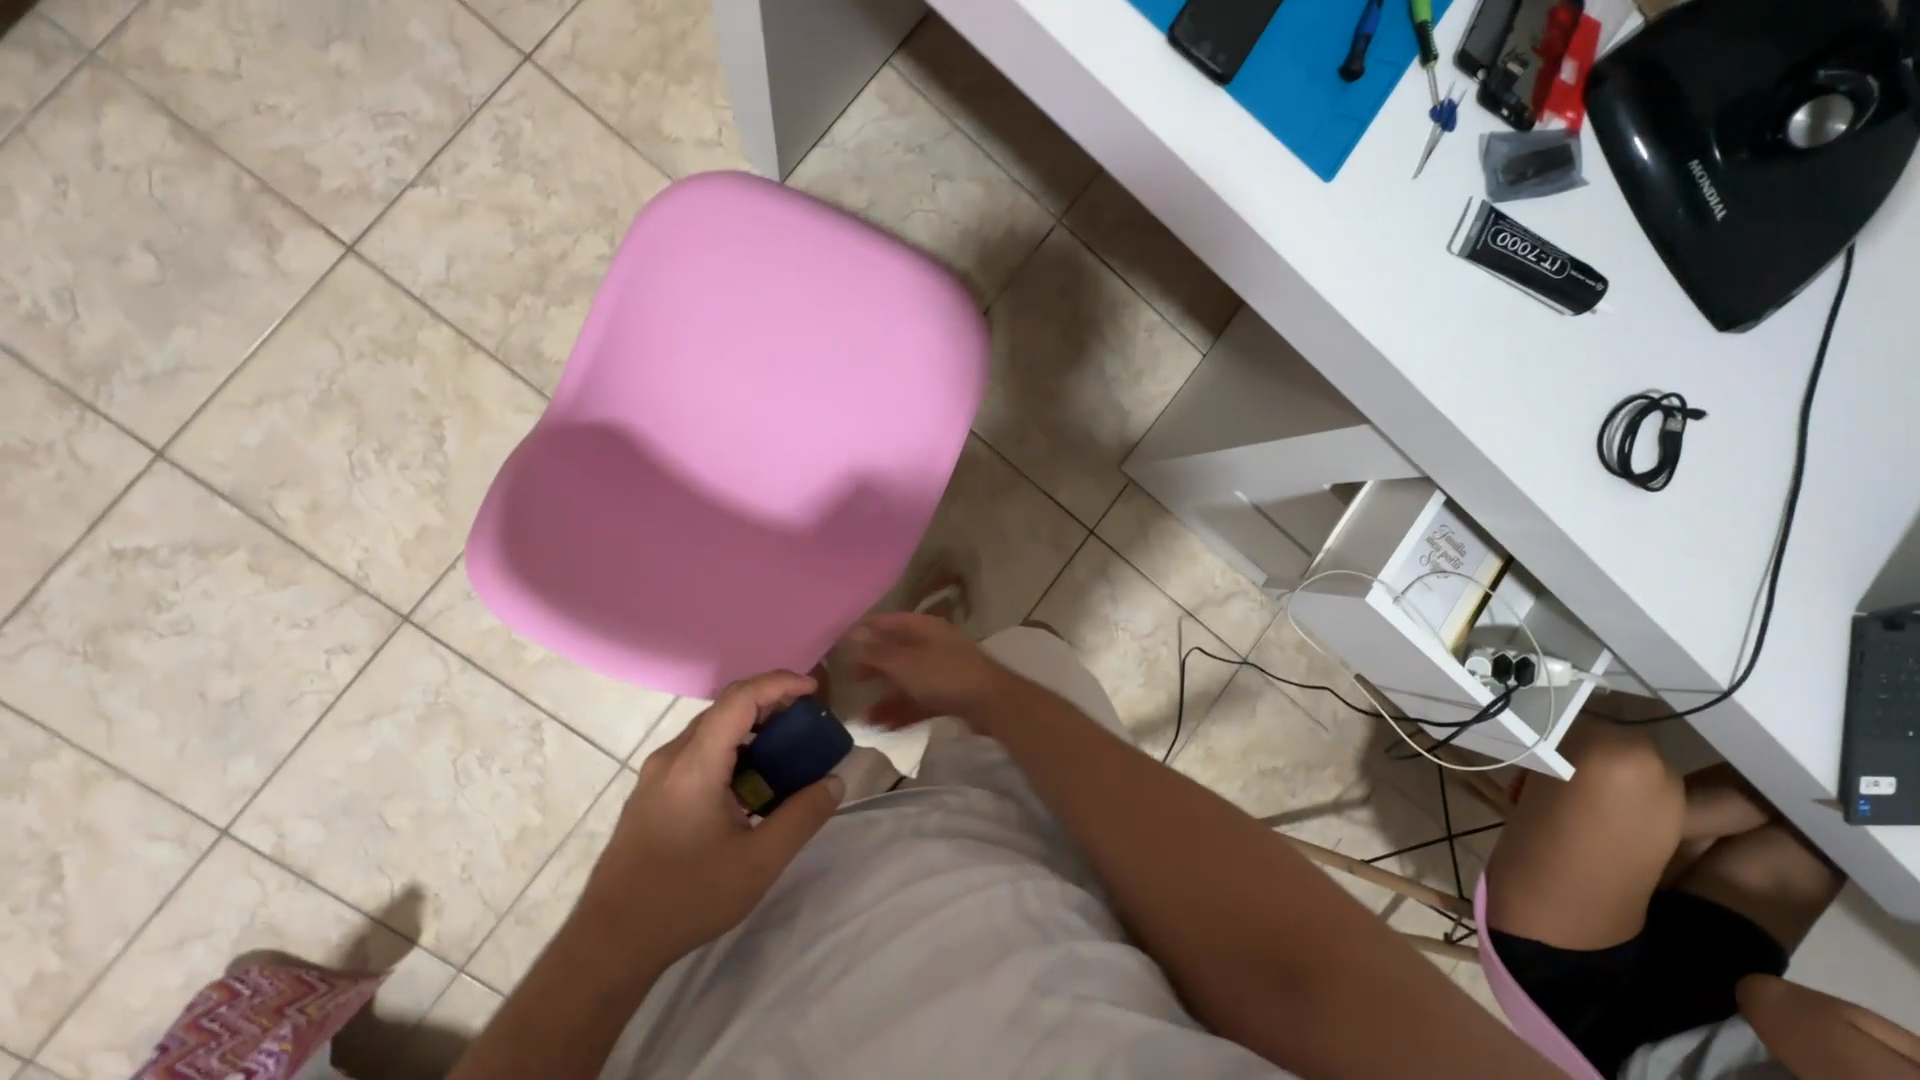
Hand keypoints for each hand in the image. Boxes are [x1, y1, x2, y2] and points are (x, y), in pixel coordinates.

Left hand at [582, 671, 843, 961]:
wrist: (613, 940)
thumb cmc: (688, 897)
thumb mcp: (759, 861)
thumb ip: (802, 816)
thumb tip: (835, 781)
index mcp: (694, 764)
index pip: (740, 698)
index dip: (779, 684)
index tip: (814, 691)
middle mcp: (671, 758)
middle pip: (725, 709)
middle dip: (771, 705)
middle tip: (809, 725)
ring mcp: (656, 776)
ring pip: (710, 732)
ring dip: (752, 732)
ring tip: (788, 755)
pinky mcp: (652, 795)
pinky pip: (697, 755)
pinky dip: (732, 753)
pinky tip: (752, 786)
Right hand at [844, 612, 1019, 731]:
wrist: (992, 703)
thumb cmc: (945, 675)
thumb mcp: (905, 663)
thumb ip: (877, 652)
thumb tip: (851, 636)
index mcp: (923, 628)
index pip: (887, 622)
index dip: (864, 630)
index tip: (839, 642)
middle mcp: (932, 645)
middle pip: (896, 653)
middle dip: (872, 667)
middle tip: (848, 680)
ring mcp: (941, 671)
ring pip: (906, 681)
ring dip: (885, 698)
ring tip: (863, 718)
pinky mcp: (949, 694)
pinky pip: (919, 700)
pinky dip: (902, 711)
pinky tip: (884, 728)